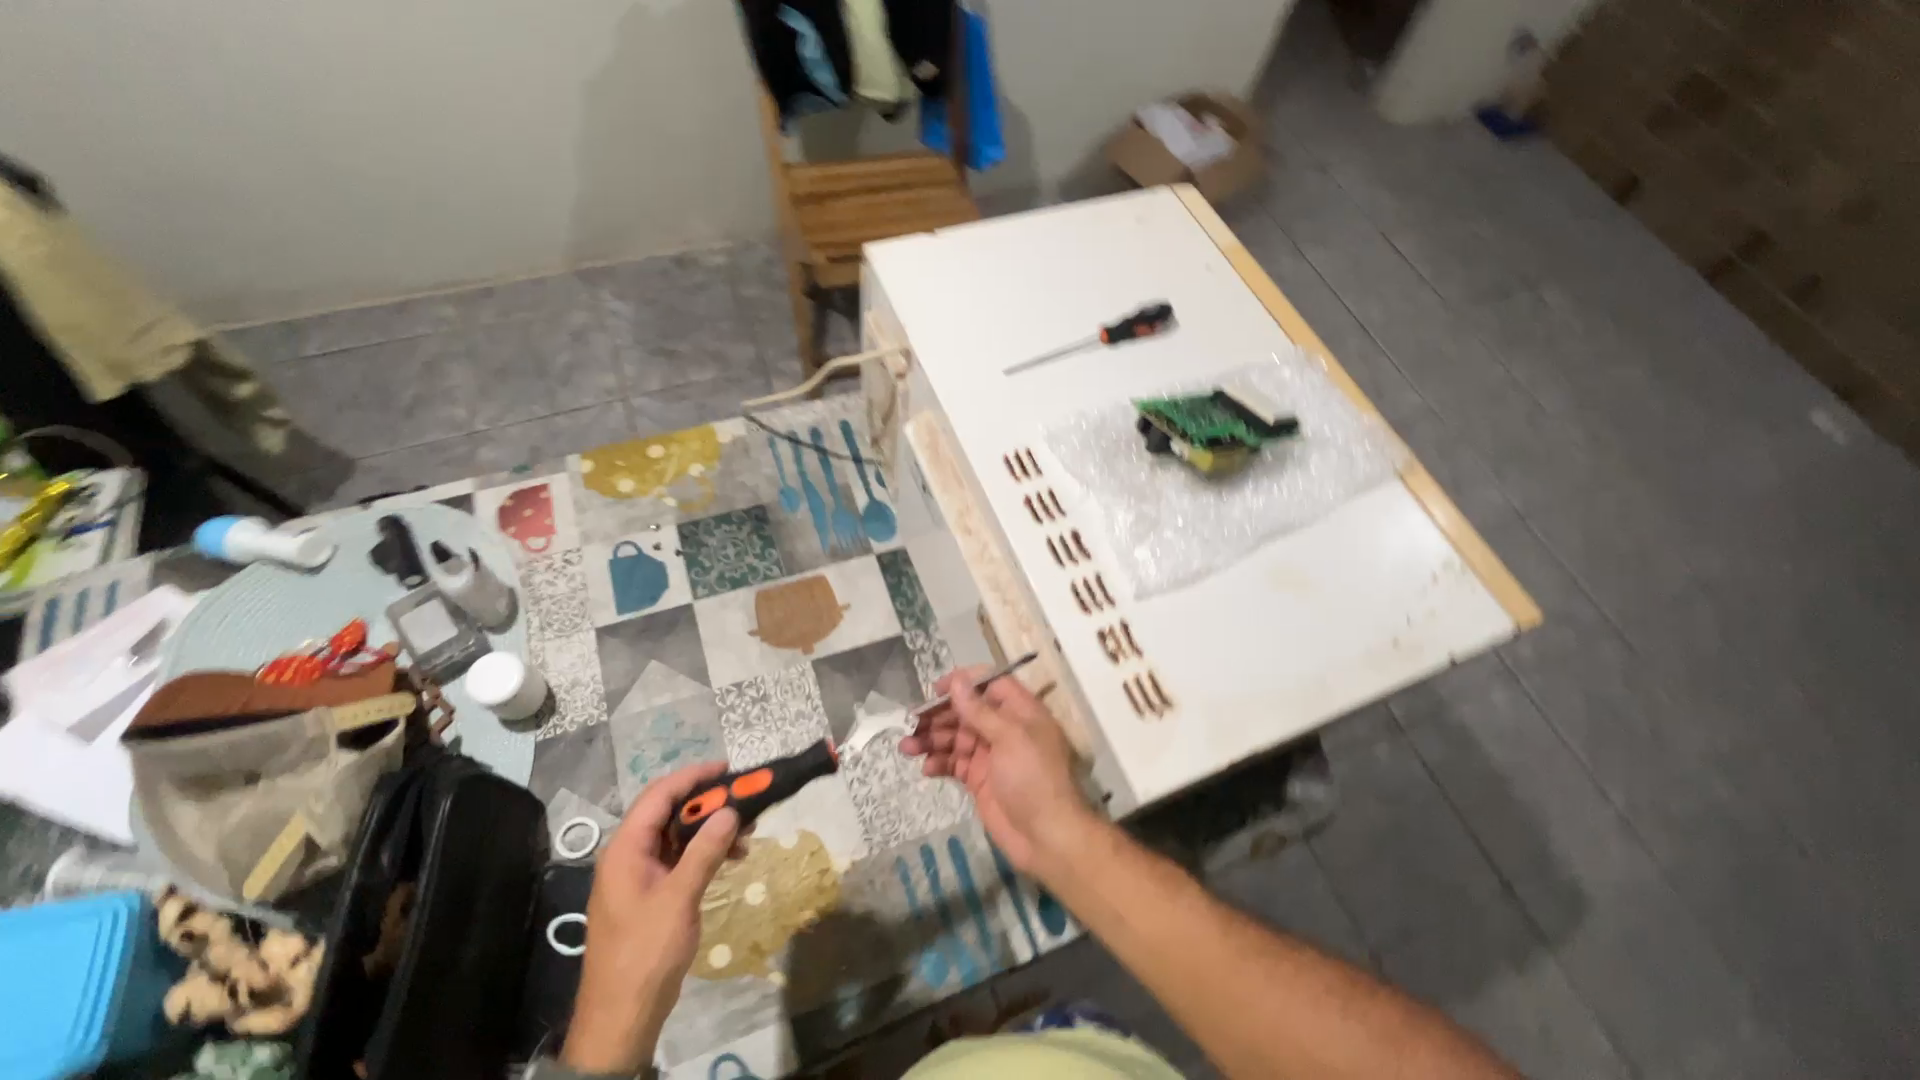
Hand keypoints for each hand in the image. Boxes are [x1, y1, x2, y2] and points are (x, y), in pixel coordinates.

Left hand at [562, 763, 739, 1075]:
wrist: (621, 1014)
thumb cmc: (645, 951)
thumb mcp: (679, 898)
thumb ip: (704, 852)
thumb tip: (729, 811)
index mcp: (625, 848)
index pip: (658, 795)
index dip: (693, 777)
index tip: (729, 769)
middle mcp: (628, 855)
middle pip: (668, 812)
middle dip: (707, 803)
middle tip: (746, 800)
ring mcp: (638, 876)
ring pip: (676, 836)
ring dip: (709, 829)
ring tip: (747, 831)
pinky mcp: (650, 894)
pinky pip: (678, 859)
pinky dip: (704, 853)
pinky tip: (731, 857)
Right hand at [900, 666, 1097, 874]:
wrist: (1046, 836)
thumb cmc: (1033, 778)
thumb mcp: (1010, 737)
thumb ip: (980, 710)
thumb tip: (957, 681)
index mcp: (1020, 712)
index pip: (990, 685)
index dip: (963, 684)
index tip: (936, 690)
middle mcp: (1005, 729)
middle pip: (967, 712)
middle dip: (939, 715)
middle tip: (912, 722)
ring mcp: (991, 756)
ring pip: (955, 738)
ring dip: (931, 740)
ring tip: (907, 747)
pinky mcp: (979, 780)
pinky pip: (954, 764)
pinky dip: (939, 763)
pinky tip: (926, 769)